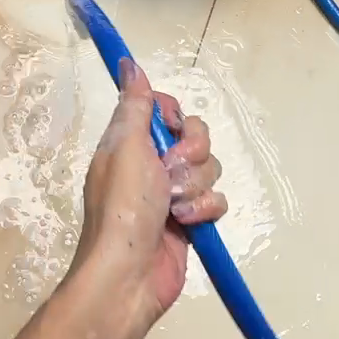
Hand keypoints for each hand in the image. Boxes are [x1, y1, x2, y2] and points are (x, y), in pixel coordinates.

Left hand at [65, 58, 225, 338]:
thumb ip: (134, 105)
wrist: (129, 275)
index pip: (165, 110)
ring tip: (173, 207)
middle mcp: (151, 165)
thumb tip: (128, 63)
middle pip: (195, 138)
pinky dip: (204, 210)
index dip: (174, 117)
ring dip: (194, 187)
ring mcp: (173, 195)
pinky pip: (216, 200)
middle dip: (190, 154)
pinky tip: (187, 224)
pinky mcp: (191, 221)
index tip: (168, 130)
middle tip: (169, 172)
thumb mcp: (125, 147)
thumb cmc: (123, 208)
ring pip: (209, 170)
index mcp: (130, 143)